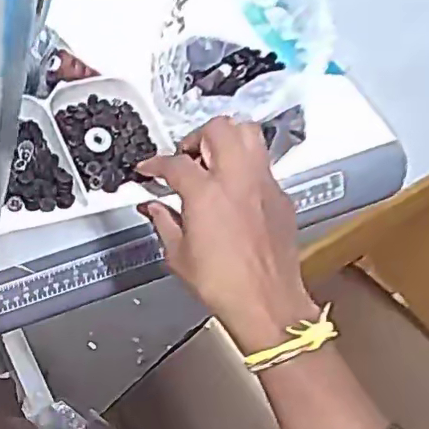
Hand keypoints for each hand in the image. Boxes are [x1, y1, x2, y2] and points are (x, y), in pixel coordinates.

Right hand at [136, 116, 319, 350]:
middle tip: (182, 156)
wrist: (263, 299)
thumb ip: (163, 222)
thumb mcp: (178, 255)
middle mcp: (237, 179)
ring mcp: (263, 183)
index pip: (174, 163)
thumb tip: (153, 208)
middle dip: (194, 138)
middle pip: (217, 129)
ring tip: (209, 158)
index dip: (155, 163)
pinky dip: (243, 162)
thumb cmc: (224, 284)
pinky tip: (231, 184)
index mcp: (206, 194)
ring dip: (224, 138)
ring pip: (247, 132)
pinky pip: (261, 161)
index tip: (149, 168)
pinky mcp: (279, 194)